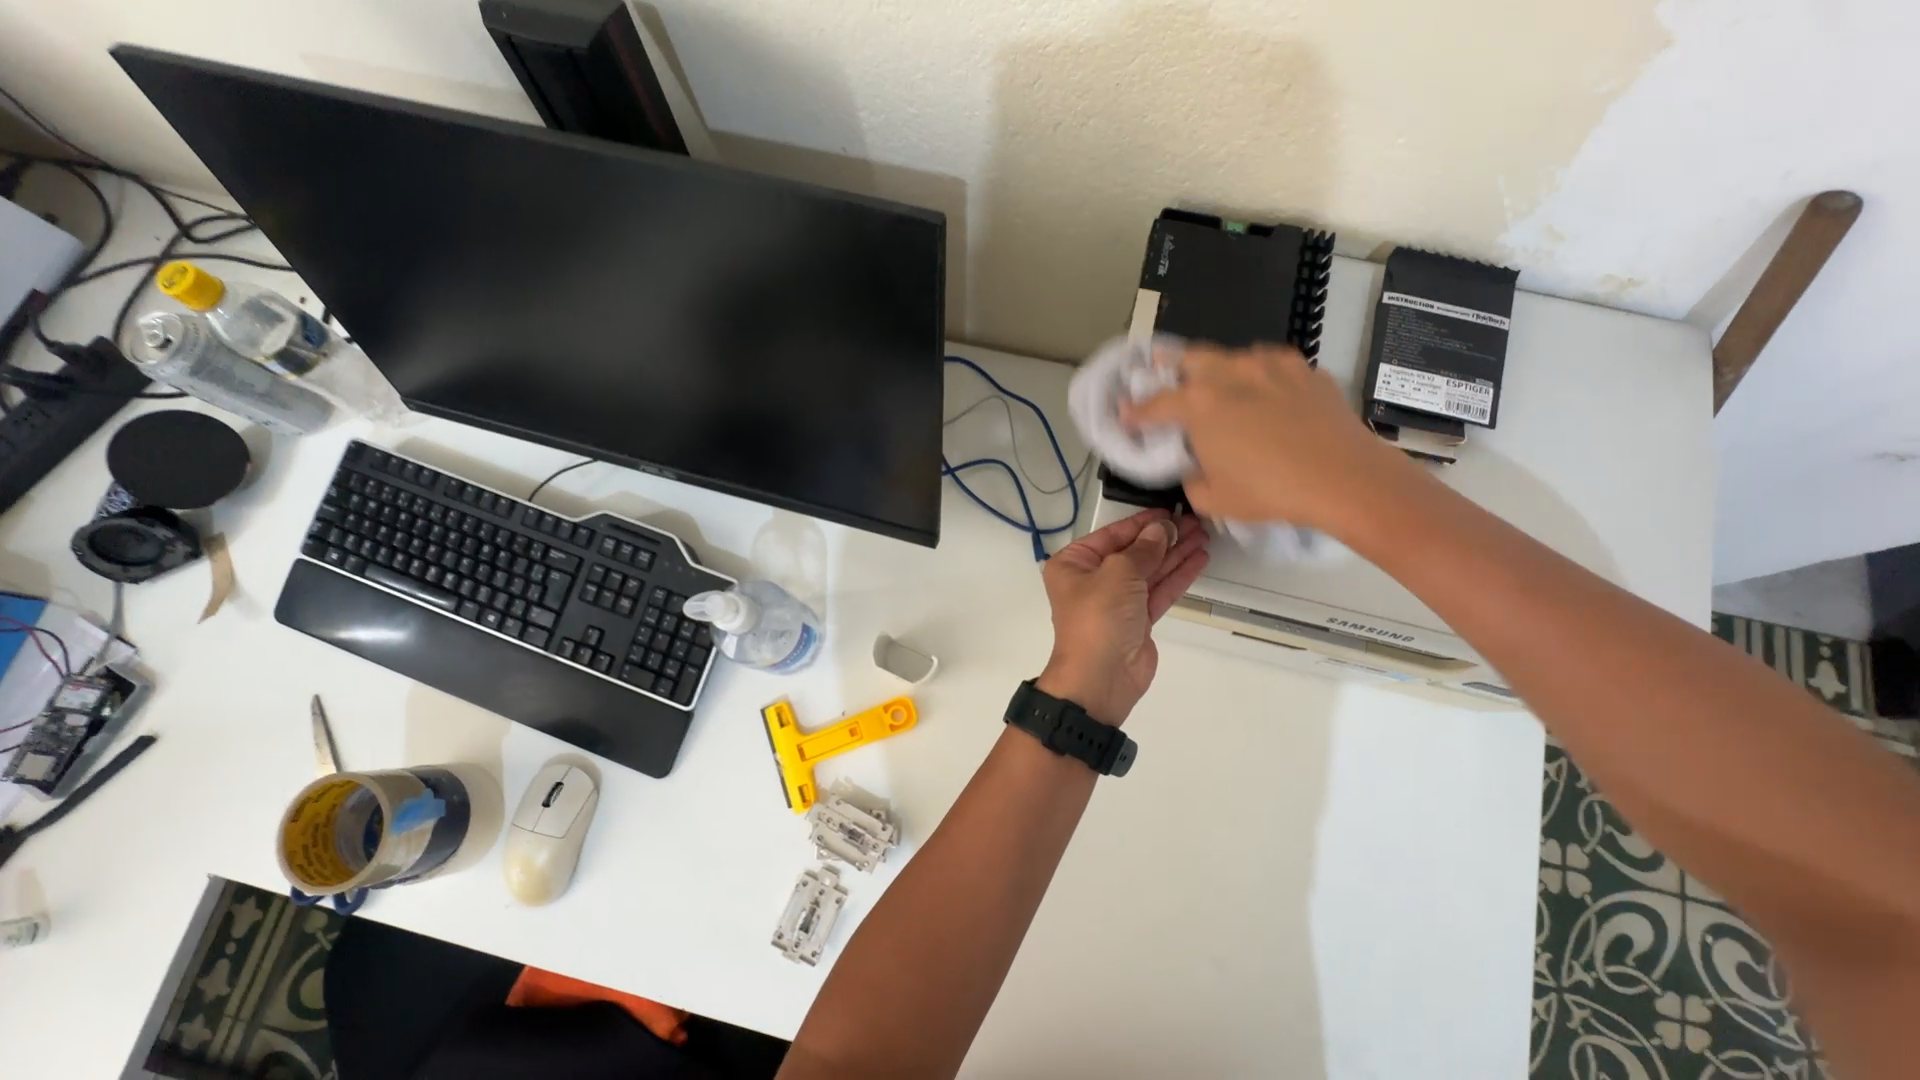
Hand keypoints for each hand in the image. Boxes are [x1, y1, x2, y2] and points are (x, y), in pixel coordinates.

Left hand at [1037, 509, 1209, 725]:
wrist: (1101, 677)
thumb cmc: (1099, 617)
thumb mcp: (1119, 573)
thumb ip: (1143, 549)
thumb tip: (1162, 529)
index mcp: (1074, 564)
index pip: (1112, 535)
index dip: (1142, 522)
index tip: (1170, 510)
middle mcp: (1093, 580)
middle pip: (1134, 552)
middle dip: (1164, 537)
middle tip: (1195, 522)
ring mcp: (1117, 601)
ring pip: (1150, 571)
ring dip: (1176, 554)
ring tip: (1203, 536)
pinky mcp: (1137, 620)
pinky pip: (1159, 591)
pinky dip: (1178, 576)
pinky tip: (1199, 560)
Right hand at [1122, 344, 1425, 534]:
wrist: (1345, 478)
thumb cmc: (1271, 491)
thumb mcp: (1214, 499)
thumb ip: (1193, 478)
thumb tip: (1196, 466)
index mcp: (1200, 404)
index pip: (1155, 403)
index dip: (1136, 411)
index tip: (1126, 414)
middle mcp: (1231, 374)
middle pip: (1191, 358)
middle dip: (1172, 366)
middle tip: (1165, 375)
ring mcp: (1272, 366)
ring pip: (1235, 356)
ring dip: (1220, 368)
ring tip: (1221, 384)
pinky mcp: (1306, 371)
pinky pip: (1273, 366)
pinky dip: (1262, 376)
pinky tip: (1267, 393)